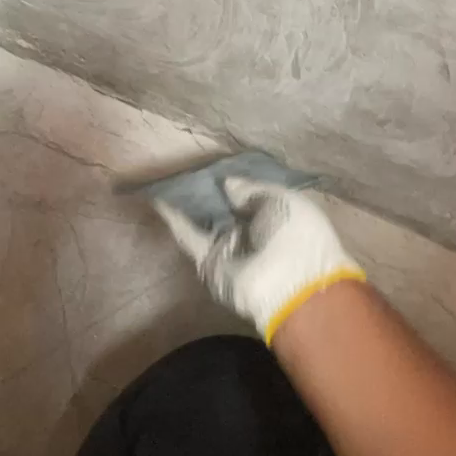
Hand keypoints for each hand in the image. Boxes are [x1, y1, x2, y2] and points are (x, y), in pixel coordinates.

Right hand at [154, 178, 365, 342]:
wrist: (289, 289)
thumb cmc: (296, 238)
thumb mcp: (283, 201)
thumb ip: (252, 190)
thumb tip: (227, 184)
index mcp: (279, 217)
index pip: (252, 196)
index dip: (235, 183)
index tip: (216, 166)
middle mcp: (253, 232)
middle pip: (226, 208)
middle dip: (209, 191)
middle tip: (188, 169)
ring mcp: (229, 248)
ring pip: (205, 221)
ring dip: (188, 203)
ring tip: (168, 179)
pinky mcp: (209, 262)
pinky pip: (190, 237)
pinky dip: (174, 220)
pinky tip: (159, 200)